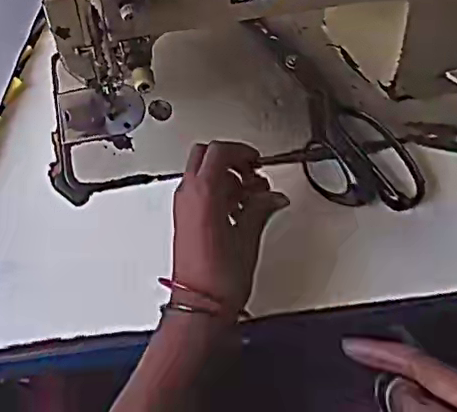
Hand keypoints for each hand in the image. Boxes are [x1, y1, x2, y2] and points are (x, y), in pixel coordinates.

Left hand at [169, 141, 288, 315]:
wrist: (199, 305)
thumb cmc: (217, 278)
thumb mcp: (247, 238)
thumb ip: (260, 209)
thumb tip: (272, 197)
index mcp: (203, 191)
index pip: (218, 151)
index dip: (240, 150)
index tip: (256, 159)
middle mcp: (188, 193)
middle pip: (206, 155)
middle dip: (231, 158)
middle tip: (252, 172)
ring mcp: (184, 204)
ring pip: (202, 171)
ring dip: (226, 175)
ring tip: (251, 194)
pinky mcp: (184, 216)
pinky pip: (199, 189)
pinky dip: (217, 189)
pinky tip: (237, 208)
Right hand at [342, 338, 456, 411]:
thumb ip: (424, 410)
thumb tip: (397, 388)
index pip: (423, 362)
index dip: (381, 352)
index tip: (354, 346)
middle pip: (439, 379)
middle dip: (402, 376)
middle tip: (372, 372)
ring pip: (455, 400)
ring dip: (425, 400)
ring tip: (399, 400)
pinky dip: (444, 410)